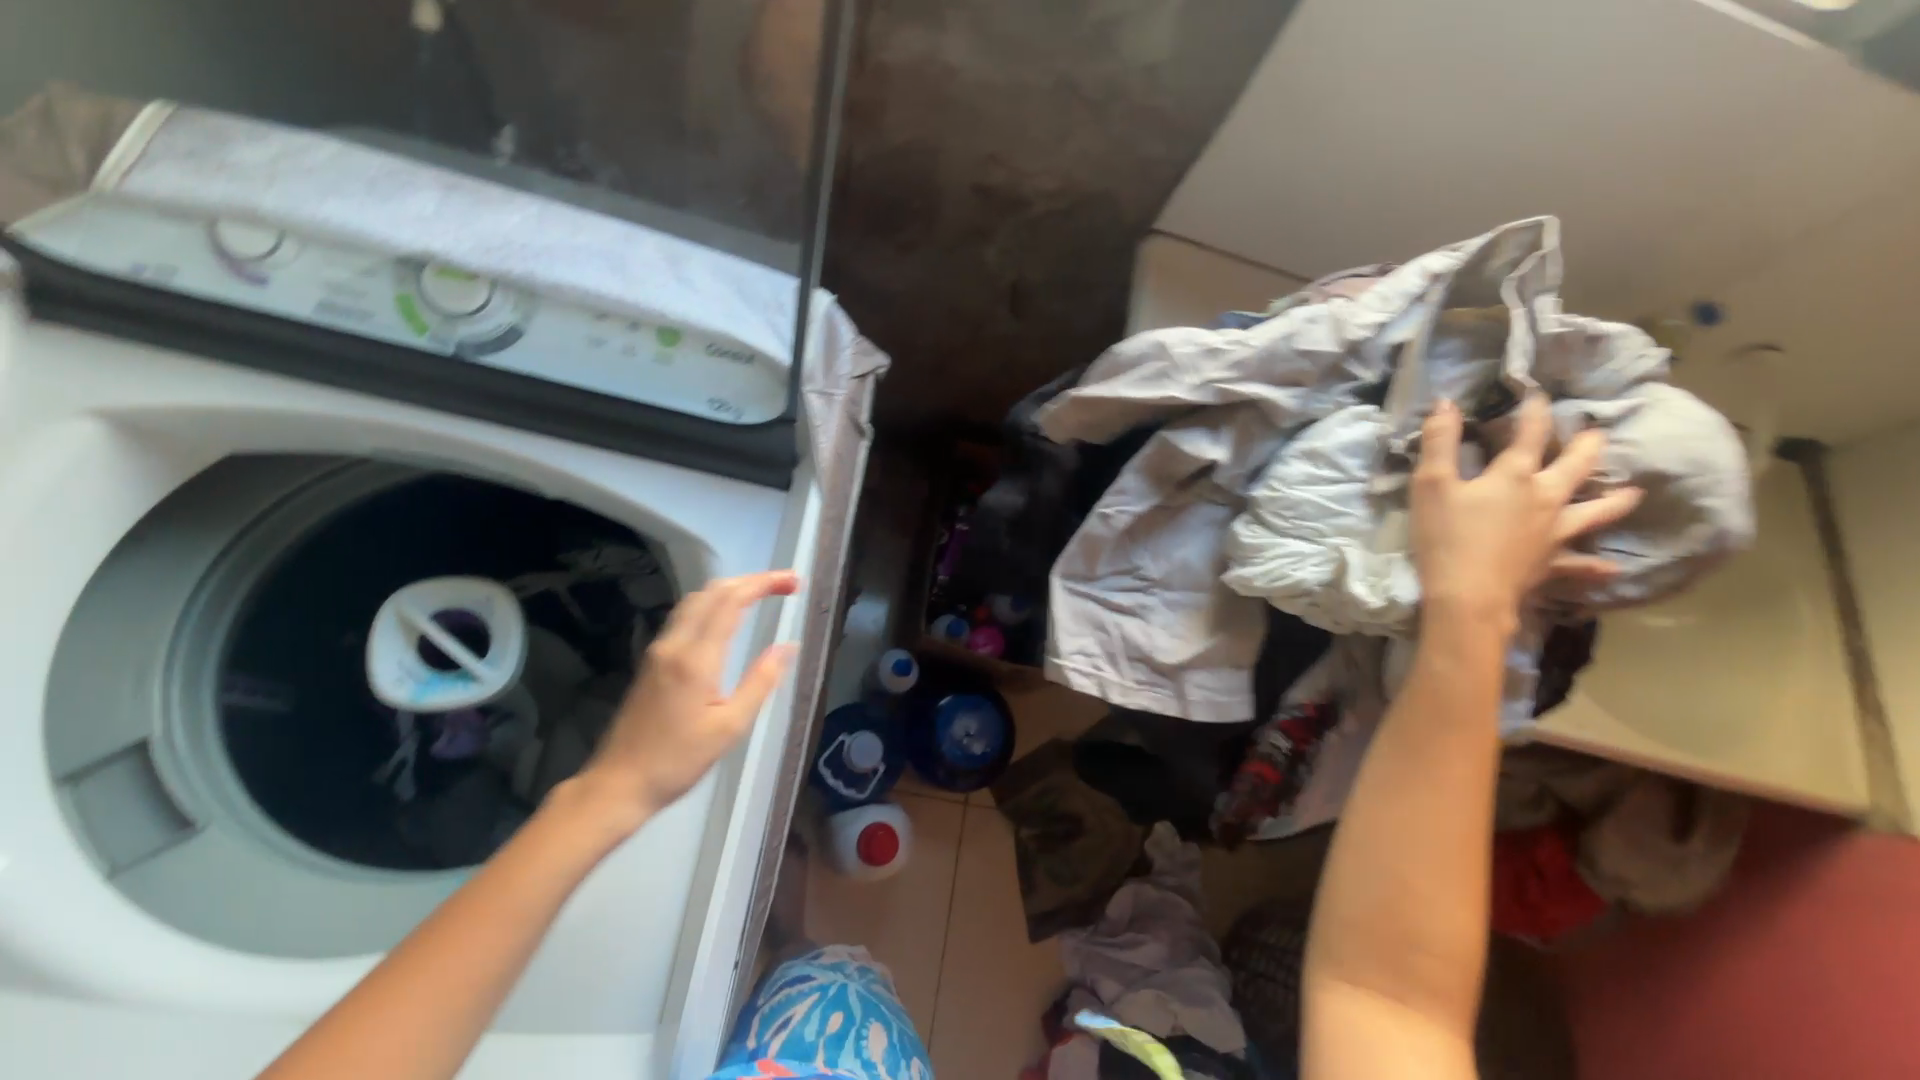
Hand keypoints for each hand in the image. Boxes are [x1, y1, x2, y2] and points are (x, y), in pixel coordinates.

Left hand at [572, 570, 801, 826]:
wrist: (619, 783)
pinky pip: (684, 618)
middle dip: (749, 581)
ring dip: (729, 590)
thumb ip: (761, 682)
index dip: (764, 584)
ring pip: (694, 602)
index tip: (794, 582)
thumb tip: (788, 646)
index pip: (732, 601)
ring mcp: (658, 652)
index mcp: (696, 658)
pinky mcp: (651, 663)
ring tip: (760, 594)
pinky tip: (725, 619)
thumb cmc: (678, 761)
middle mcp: (674, 645)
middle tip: (784, 585)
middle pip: (711, 592)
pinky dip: (711, 606)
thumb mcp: (730, 727)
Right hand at [1410, 393, 1641, 630]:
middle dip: (1587, 446)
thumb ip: (1439, 441)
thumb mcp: (1431, 484)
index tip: (1537, 395)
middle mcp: (1546, 498)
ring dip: (1614, 501)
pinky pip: (1581, 565)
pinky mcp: (1553, 564)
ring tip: (1632, 493)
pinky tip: (1611, 568)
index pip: (1529, 433)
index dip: (1533, 411)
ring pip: (1595, 512)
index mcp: (1515, 475)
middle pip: (1576, 466)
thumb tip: (1446, 402)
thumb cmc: (1446, 537)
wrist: (1468, 597)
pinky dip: (1596, 566)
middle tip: (1597, 434)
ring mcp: (1555, 533)